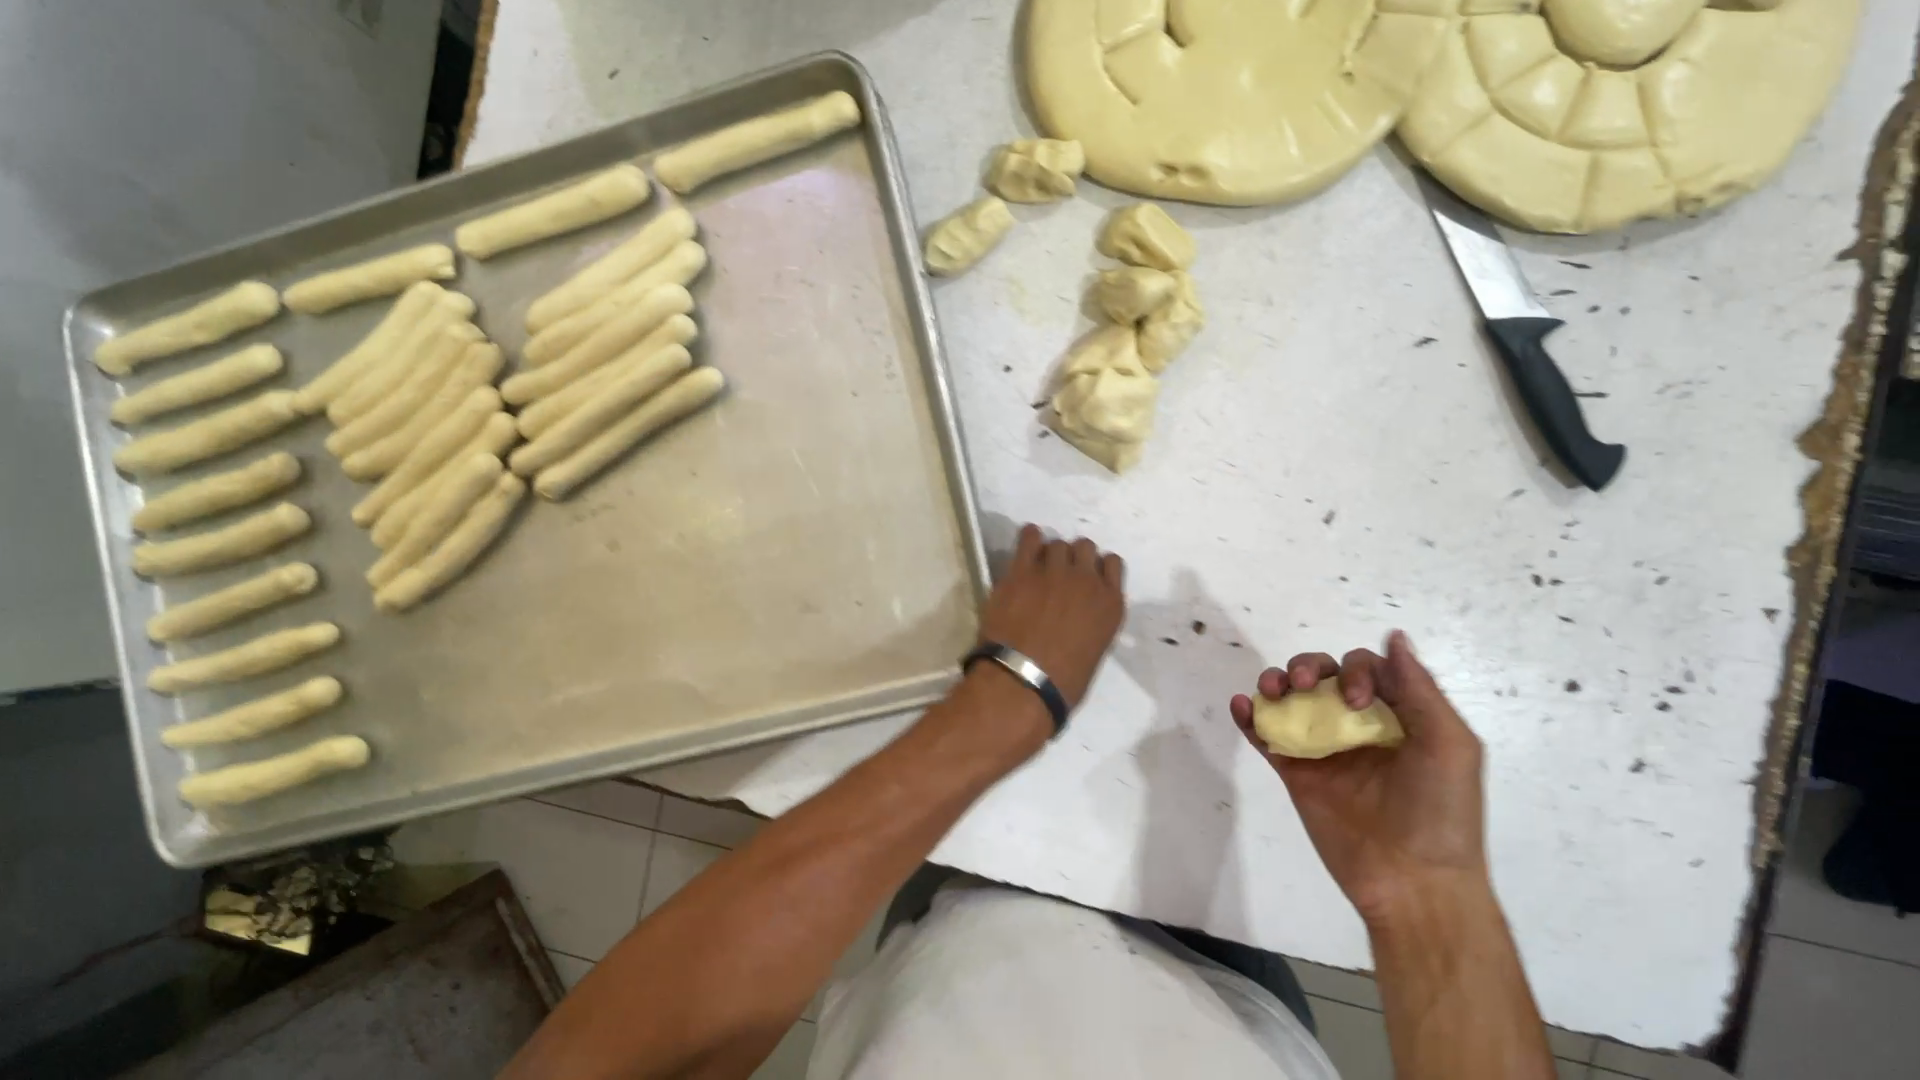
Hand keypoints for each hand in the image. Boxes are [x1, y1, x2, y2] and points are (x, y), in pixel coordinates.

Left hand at [977, 525, 1125, 709]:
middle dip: (1074, 558)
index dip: (1096, 568)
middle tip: (1060, 574)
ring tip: (1039, 567)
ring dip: (1051, 553)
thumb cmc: (1062, 682)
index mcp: (1110, 604)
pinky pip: (1030, 539)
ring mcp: (1054, 572)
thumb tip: (1078, 617)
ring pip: (1058, 543)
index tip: (1085, 577)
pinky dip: (1030, 538)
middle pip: (1084, 548)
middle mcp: (1087, 581)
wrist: (1022, 681)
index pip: (1112, 564)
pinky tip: (1027, 544)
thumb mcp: (1094, 651)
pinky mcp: (1022, 571)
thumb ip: (1093, 623)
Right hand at [1229, 631, 1487, 925]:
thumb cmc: (1440, 811)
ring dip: (1276, 683)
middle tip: (1305, 685)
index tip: (1355, 702)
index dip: (1356, 671)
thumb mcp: (1448, 744)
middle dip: (1308, 667)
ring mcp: (1323, 749)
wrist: (1412, 880)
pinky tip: (1242, 706)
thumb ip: (1419, 688)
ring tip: (1271, 690)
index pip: (1366, 669)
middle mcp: (1357, 725)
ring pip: (1292, 700)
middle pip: (1323, 675)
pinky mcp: (1295, 773)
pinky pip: (1266, 737)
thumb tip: (1393, 635)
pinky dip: (1250, 717)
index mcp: (1399, 716)